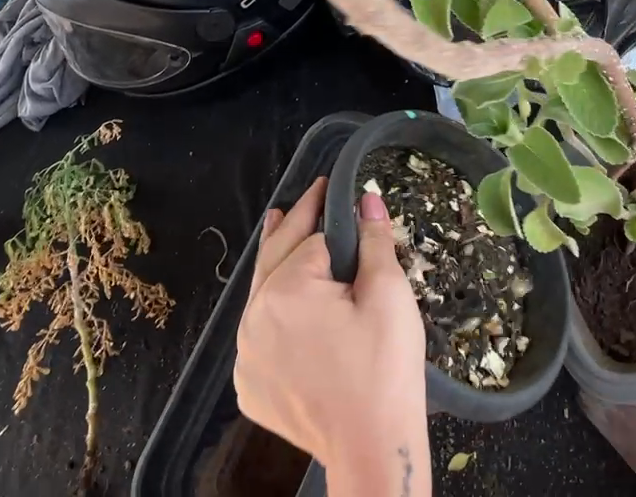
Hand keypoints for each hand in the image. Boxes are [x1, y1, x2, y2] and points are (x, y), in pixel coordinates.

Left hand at [234, 178, 431, 496]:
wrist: (371, 450)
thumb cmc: (384, 369)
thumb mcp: (388, 295)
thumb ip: (373, 241)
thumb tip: (367, 199)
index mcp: (287, 290)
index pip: (311, 238)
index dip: (327, 213)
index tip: (331, 185)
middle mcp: (254, 317)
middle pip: (275, 257)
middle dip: (291, 222)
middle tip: (306, 195)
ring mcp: (247, 355)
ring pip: (261, 293)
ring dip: (275, 262)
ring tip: (278, 228)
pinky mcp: (250, 384)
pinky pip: (259, 333)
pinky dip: (272, 310)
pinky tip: (287, 304)